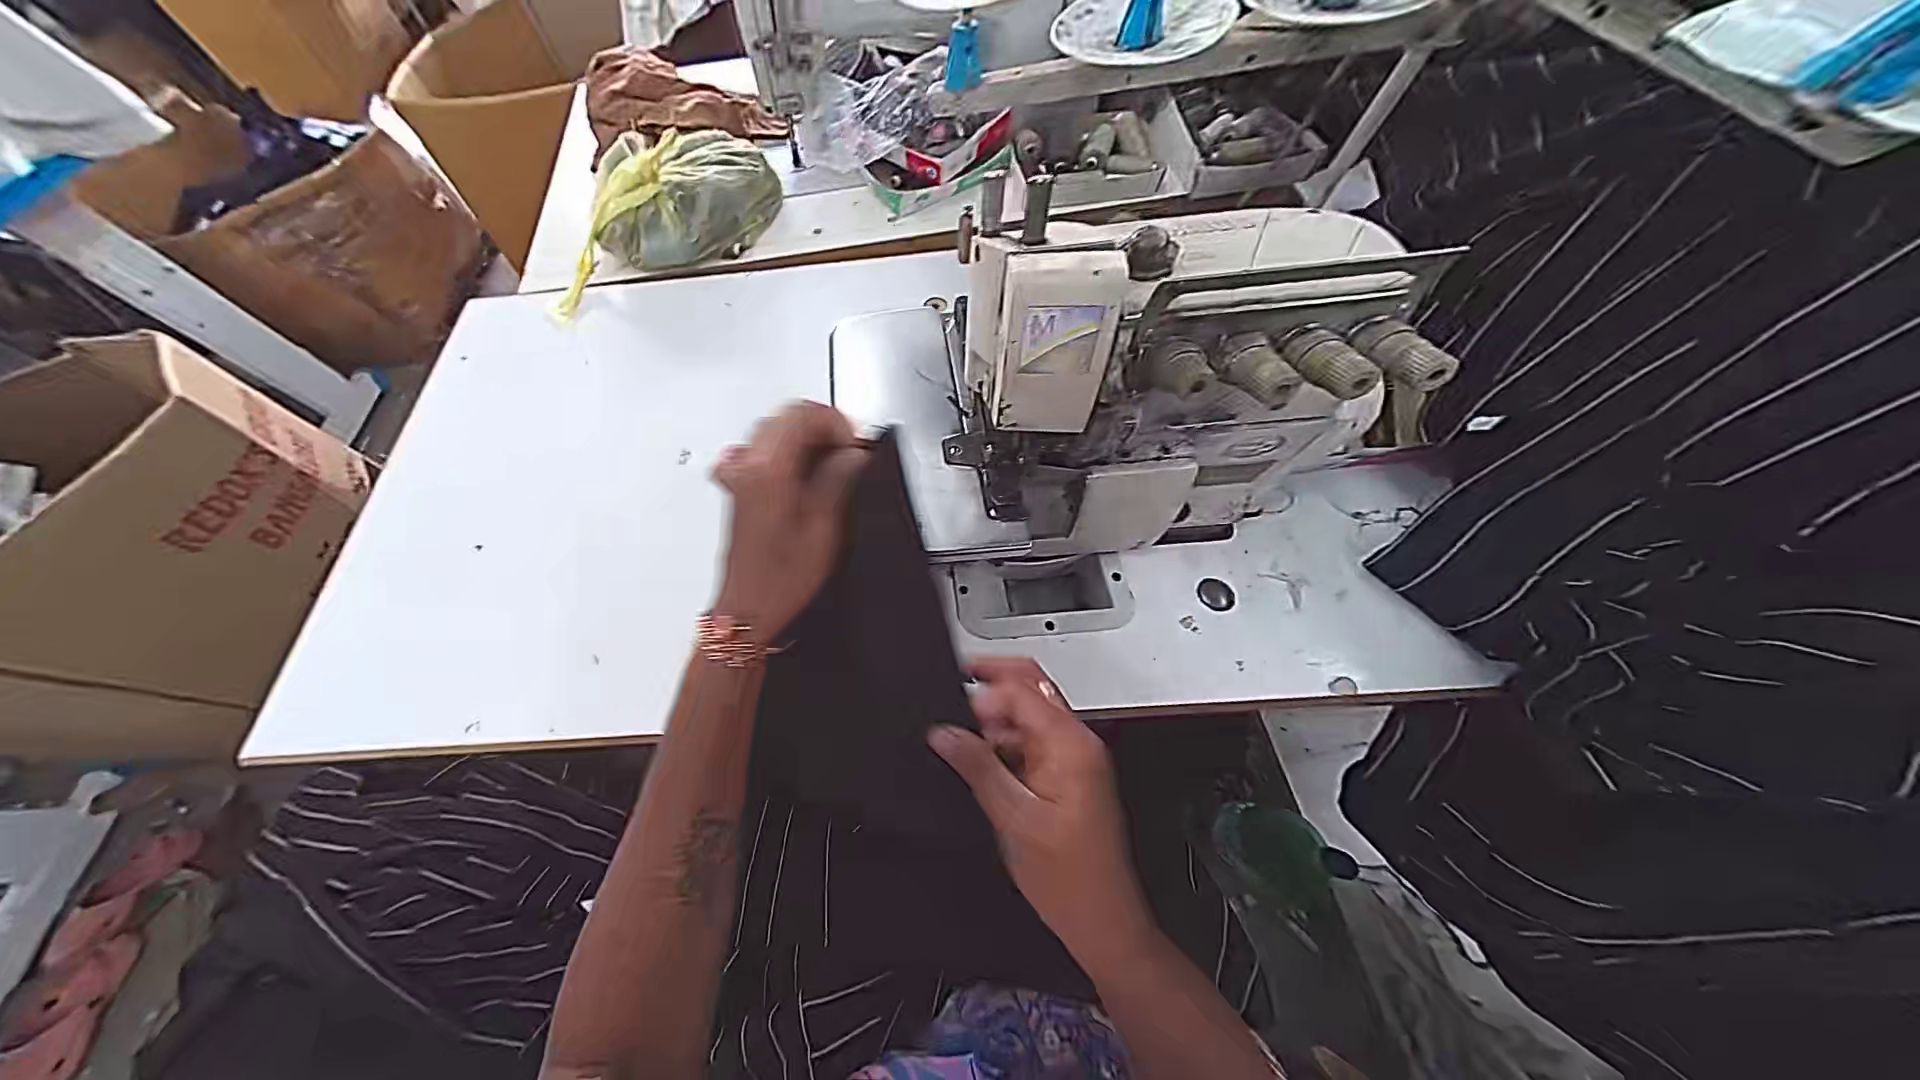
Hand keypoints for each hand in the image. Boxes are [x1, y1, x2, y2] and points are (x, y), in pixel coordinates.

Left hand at [711, 402, 868, 642]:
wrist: (749, 606)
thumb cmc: (780, 578)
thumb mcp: (825, 527)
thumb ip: (839, 480)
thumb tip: (853, 456)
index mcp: (768, 469)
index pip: (802, 414)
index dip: (836, 422)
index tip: (854, 443)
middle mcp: (746, 465)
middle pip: (785, 416)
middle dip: (822, 426)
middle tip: (848, 450)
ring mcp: (738, 473)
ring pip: (773, 429)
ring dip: (805, 436)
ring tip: (833, 461)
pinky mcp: (738, 485)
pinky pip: (763, 450)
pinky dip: (788, 450)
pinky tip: (807, 473)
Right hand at [927, 657, 1154, 956]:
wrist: (1102, 919)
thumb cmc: (1072, 880)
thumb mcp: (1013, 819)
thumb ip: (977, 768)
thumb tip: (945, 735)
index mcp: (1071, 745)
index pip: (1024, 689)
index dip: (986, 693)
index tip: (956, 711)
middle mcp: (1079, 743)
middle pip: (1034, 689)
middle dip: (994, 687)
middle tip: (959, 691)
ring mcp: (1077, 758)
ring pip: (1033, 714)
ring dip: (999, 719)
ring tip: (969, 743)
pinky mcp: (1070, 774)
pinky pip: (1035, 741)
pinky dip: (1009, 742)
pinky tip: (988, 764)